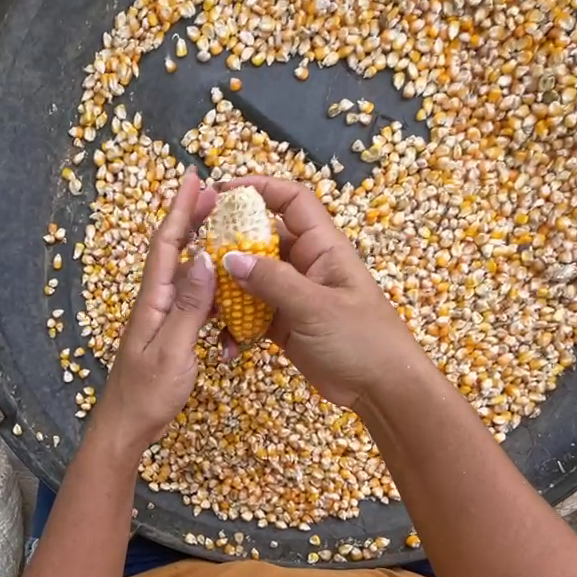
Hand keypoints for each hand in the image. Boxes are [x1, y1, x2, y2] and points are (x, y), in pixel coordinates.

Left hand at [89, 167, 217, 453]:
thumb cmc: (147, 394)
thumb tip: (205, 258)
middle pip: (172, 252)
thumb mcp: (173, 350)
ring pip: (181, 273)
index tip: (194, 178)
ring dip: (199, 246)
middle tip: (214, 192)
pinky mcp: (167, 335)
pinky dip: (205, 283)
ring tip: (221, 226)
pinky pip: (188, 299)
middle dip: (190, 219)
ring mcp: (160, 320)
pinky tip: (219, 281)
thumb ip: (190, 307)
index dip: (179, 211)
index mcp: (153, 302)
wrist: (126, 427)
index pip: (166, 246)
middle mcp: (154, 304)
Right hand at [219, 175, 423, 409]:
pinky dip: (236, 327)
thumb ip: (272, 281)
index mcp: (322, 248)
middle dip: (229, 247)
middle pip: (261, 242)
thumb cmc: (361, 339)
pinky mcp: (284, 325)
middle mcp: (305, 266)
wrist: (379, 388)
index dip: (261, 188)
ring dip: (227, 293)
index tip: (223, 191)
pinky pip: (251, 316)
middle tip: (197, 257)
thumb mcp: (315, 307)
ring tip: (204, 306)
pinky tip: (225, 345)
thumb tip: (229, 258)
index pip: (292, 202)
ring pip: (251, 282)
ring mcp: (293, 296)